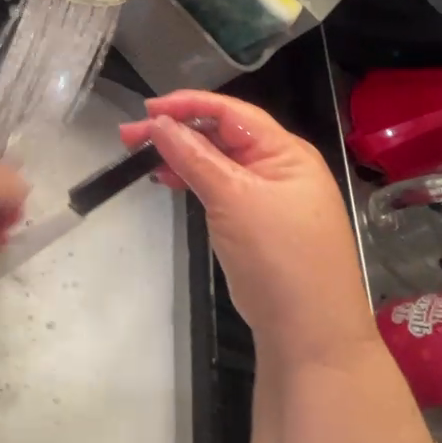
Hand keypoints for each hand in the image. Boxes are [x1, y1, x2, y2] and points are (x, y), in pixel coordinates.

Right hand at [119, 91, 375, 365]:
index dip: (187, 105)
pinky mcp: (254, 220)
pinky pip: (218, 184)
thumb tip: (159, 122)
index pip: (230, 111)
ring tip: (141, 159)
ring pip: (216, 159)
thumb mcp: (232, 199)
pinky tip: (168, 180)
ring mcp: (267, 195)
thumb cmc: (279, 258)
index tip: (146, 110)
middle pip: (221, 132)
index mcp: (285, 152)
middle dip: (176, 130)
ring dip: (179, 154)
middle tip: (129, 138)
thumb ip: (194, 156)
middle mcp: (279, 166)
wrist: (312, 337)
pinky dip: (192, 178)